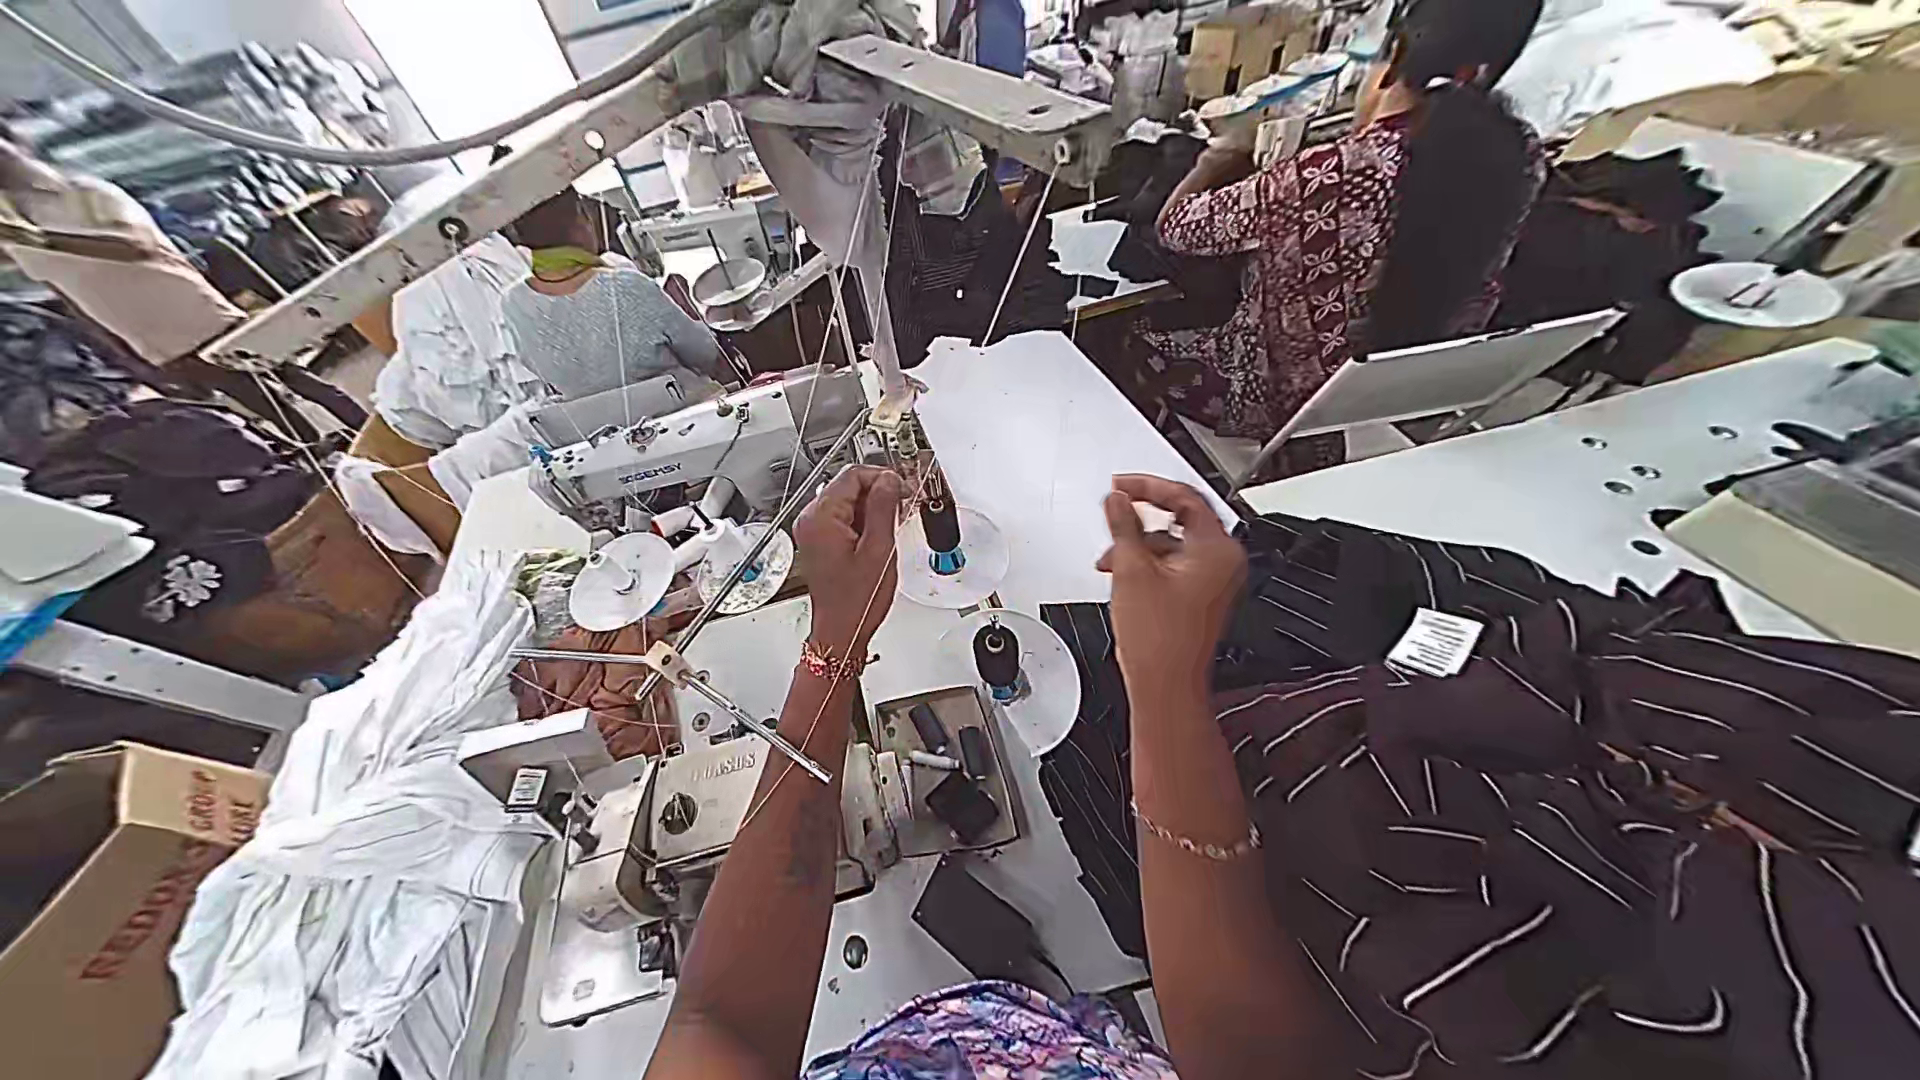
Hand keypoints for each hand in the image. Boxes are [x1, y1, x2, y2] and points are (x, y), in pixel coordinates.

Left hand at [795, 465, 903, 656]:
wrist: (841, 630)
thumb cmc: (856, 600)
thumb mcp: (879, 548)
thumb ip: (884, 507)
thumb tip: (889, 480)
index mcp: (821, 517)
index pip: (853, 474)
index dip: (882, 477)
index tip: (902, 488)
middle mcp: (811, 520)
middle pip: (849, 485)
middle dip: (879, 492)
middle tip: (902, 506)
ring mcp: (813, 530)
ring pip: (848, 501)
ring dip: (873, 507)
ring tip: (891, 527)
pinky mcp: (820, 541)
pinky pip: (844, 518)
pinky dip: (864, 520)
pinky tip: (879, 537)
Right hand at [1096, 474, 1246, 699]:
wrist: (1165, 684)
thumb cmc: (1161, 640)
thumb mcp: (1132, 570)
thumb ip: (1124, 526)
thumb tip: (1118, 500)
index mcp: (1216, 551)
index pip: (1184, 497)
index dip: (1148, 485)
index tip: (1122, 484)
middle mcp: (1222, 562)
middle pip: (1180, 518)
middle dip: (1141, 516)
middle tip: (1116, 506)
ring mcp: (1213, 579)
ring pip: (1172, 541)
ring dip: (1139, 543)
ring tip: (1112, 557)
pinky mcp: (1201, 593)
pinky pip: (1174, 562)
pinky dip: (1147, 561)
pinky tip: (1123, 572)